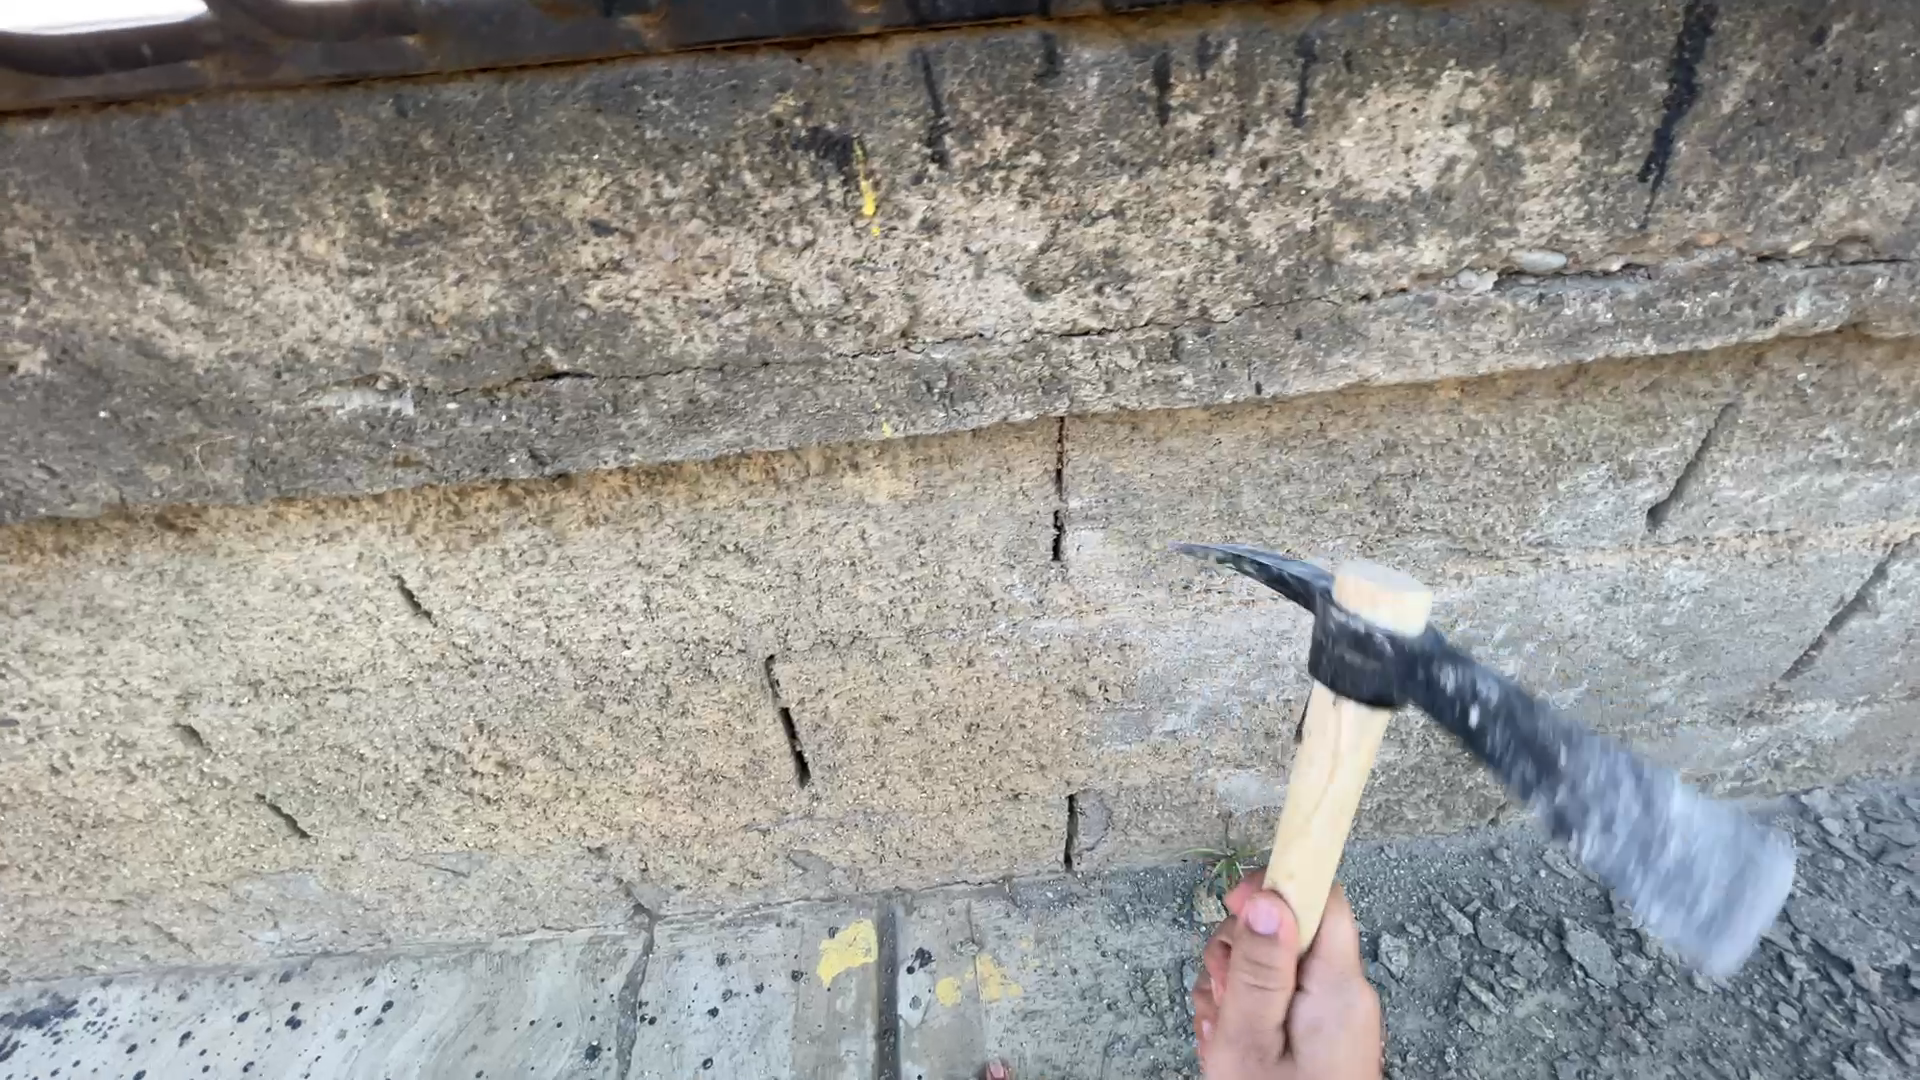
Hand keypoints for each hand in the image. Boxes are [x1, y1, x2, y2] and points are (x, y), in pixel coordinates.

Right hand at [1190, 877, 1382, 1078]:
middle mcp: (1342, 990)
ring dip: (1231, 981)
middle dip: (1237, 947)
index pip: (1322, 895)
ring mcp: (1329, 1011)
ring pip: (1268, 958)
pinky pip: (1272, 991)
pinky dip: (1241, 1006)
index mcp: (1338, 987)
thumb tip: (1269, 898)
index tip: (1235, 905)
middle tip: (1222, 993)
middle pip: (1284, 925)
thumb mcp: (1251, 1041)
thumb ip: (1260, 967)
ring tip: (1223, 1028)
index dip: (1275, 886)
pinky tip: (1230, 1039)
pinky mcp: (1316, 1028)